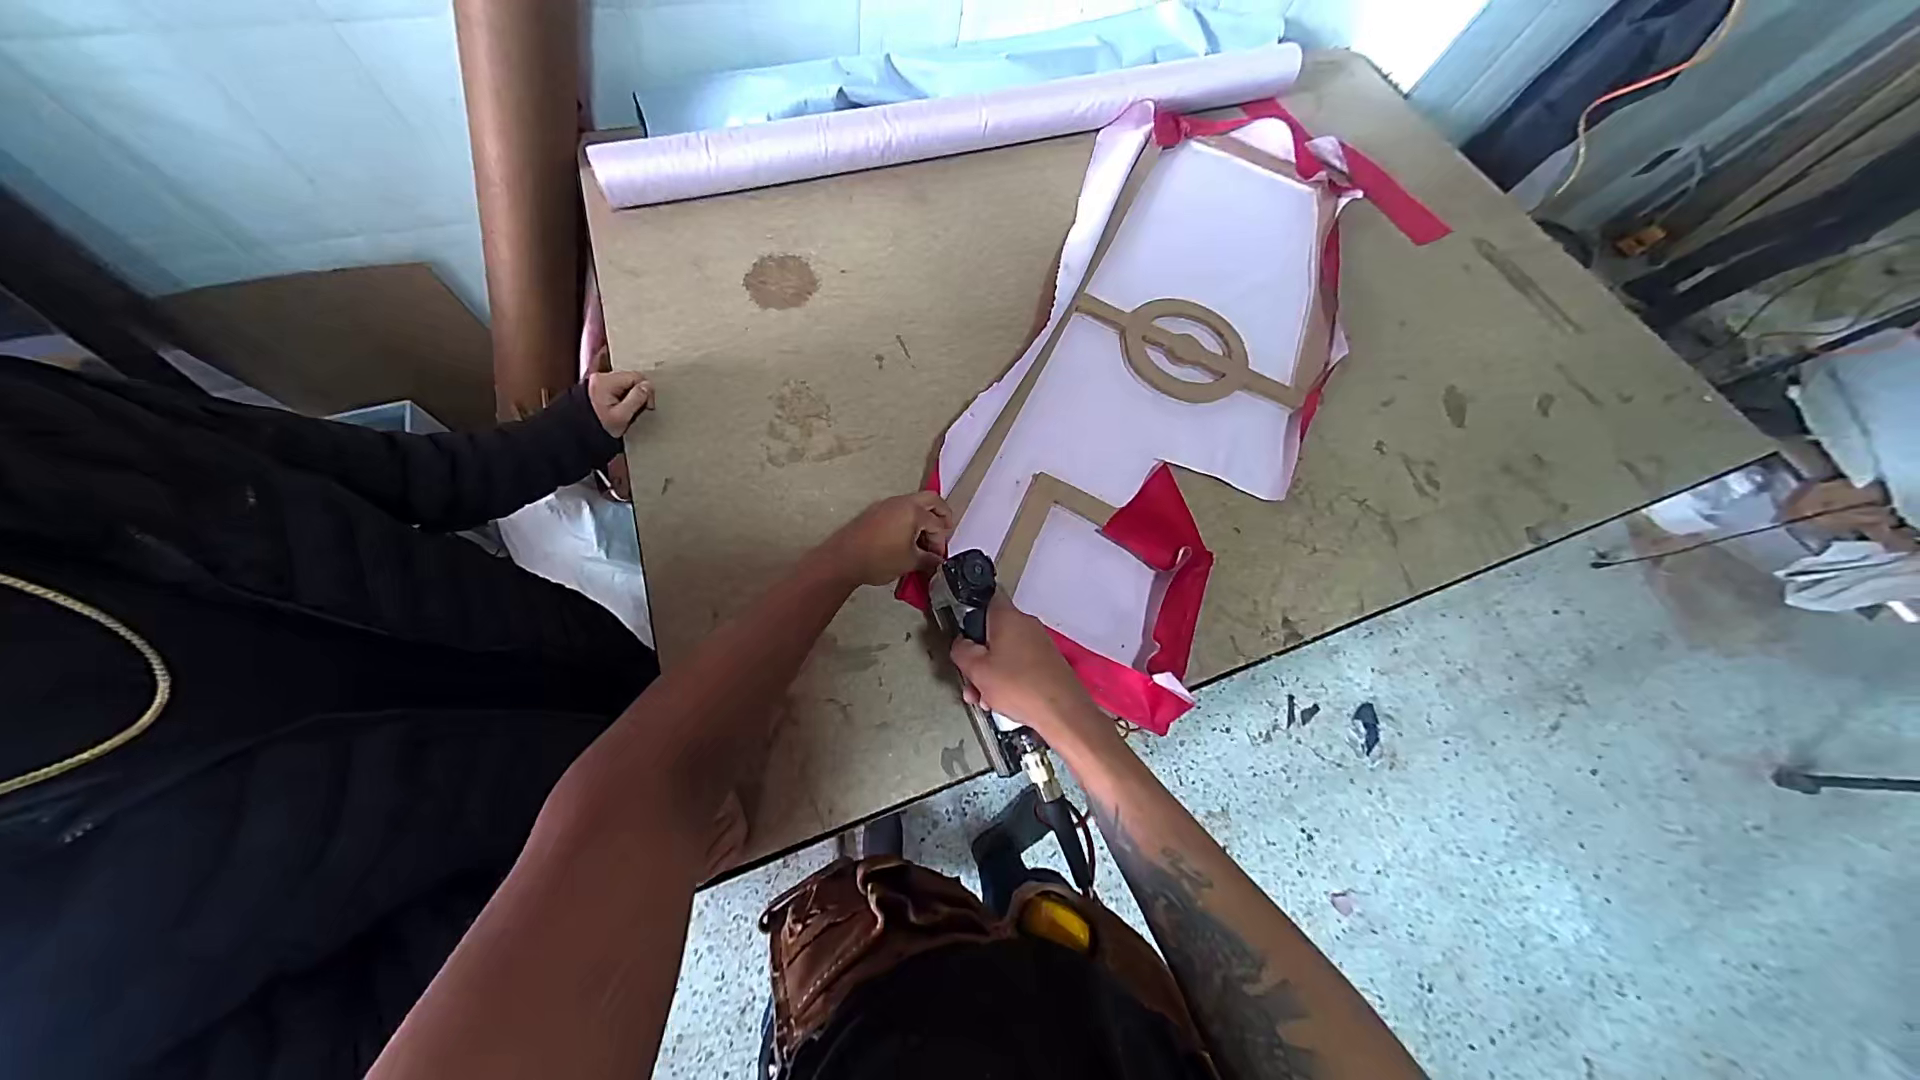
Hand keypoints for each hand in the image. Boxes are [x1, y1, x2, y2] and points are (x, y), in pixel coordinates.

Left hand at [588, 370, 653, 437]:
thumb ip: (637, 399)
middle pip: (631, 379)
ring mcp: (598, 381)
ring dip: (631, 397)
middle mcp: (600, 377)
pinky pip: (619, 388)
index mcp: (606, 382)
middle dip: (639, 394)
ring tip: (628, 411)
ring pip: (626, 384)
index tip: (647, 406)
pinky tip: (621, 408)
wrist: (580, 433)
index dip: (647, 391)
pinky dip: (624, 397)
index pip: (637, 377)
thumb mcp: (622, 416)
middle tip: (637, 410)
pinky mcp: (598, 387)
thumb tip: (648, 386)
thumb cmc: (600, 427)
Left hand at [822, 492, 952, 586]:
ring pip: (914, 503)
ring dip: (924, 517)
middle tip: (944, 530)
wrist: (843, 560)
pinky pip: (899, 509)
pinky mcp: (875, 512)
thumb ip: (928, 560)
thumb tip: (935, 560)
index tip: (937, 557)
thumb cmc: (876, 559)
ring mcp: (886, 505)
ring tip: (924, 539)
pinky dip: (908, 519)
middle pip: (931, 500)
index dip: (941, 542)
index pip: (938, 524)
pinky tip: (906, 538)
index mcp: (913, 511)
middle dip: (941, 515)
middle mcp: (900, 503)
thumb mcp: (909, 562)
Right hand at [949, 595, 1113, 750]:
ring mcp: (1039, 644)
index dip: (969, 613)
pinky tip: (1001, 701)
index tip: (962, 630)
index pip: (985, 599)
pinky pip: (1019, 666)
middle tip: (971, 675)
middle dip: (977, 657)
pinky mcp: (1047, 663)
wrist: (1062, 712)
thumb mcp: (976, 670)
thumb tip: (960, 646)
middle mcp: (1026, 626)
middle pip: (992, 633)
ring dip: (990, 673)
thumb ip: (961, 651)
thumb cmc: (1025, 688)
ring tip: (985, 695)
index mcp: (1007, 617)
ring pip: (1004, 653)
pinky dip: (1007, 680)